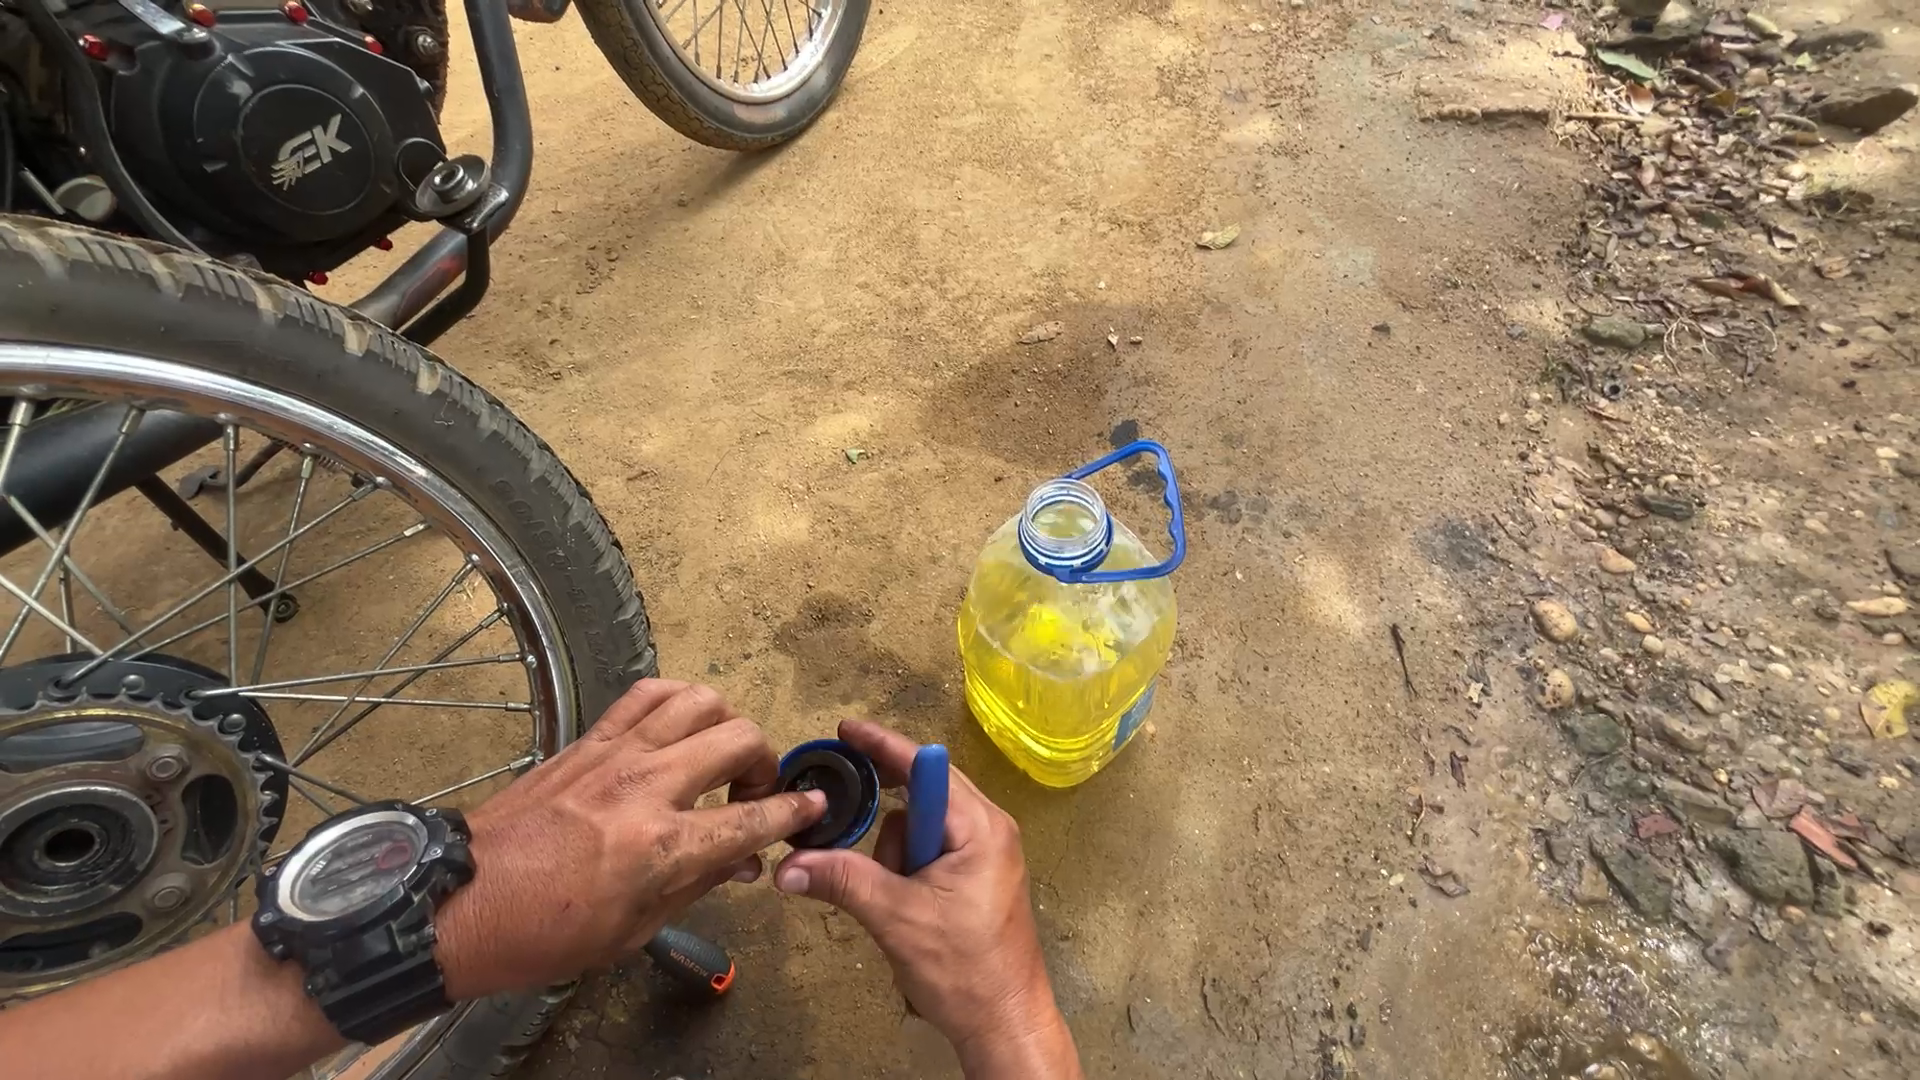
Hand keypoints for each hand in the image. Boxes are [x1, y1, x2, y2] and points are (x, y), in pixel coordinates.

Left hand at [431, 679, 825, 998]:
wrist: (458, 902)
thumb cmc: (548, 933)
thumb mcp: (634, 931)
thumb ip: (702, 882)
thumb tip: (749, 858)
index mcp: (663, 847)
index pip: (755, 817)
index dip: (795, 810)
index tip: (814, 805)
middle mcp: (650, 787)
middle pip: (741, 738)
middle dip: (765, 762)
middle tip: (752, 788)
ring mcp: (619, 753)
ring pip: (702, 700)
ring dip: (726, 722)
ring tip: (717, 751)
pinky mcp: (592, 737)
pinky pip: (650, 691)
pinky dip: (678, 697)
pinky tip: (679, 722)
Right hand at [773, 721, 1079, 1077]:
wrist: (1006, 1023)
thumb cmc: (963, 970)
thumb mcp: (897, 919)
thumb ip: (843, 881)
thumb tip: (785, 866)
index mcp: (979, 825)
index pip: (924, 767)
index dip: (883, 745)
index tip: (846, 729)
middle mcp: (989, 825)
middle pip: (924, 788)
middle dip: (884, 802)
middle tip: (844, 802)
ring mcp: (987, 848)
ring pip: (923, 821)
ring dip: (896, 849)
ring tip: (896, 897)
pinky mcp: (979, 870)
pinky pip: (933, 843)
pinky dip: (908, 860)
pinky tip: (903, 897)